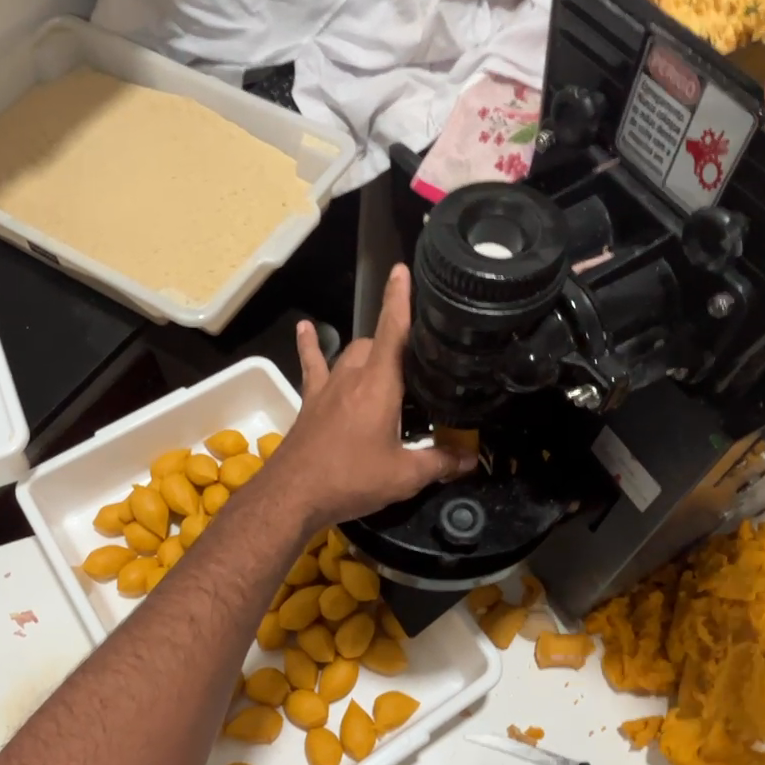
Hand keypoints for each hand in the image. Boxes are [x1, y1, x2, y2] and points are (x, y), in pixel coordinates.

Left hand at [270, 264, 473, 529]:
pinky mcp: (311, 402)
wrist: (293, 494)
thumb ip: (439, 463)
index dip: (401, 299)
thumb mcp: (403, 476)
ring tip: (386, 361)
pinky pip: (312, 366)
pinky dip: (311, 347)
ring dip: (368, 350)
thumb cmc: (350, 479)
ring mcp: (327, 387)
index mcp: (379, 385)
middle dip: (396, 344)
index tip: (403, 270)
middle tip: (419, 365)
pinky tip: (305, 329)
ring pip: (350, 352)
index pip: (394, 330)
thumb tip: (470, 460)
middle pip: (375, 343)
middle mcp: (352, 376)